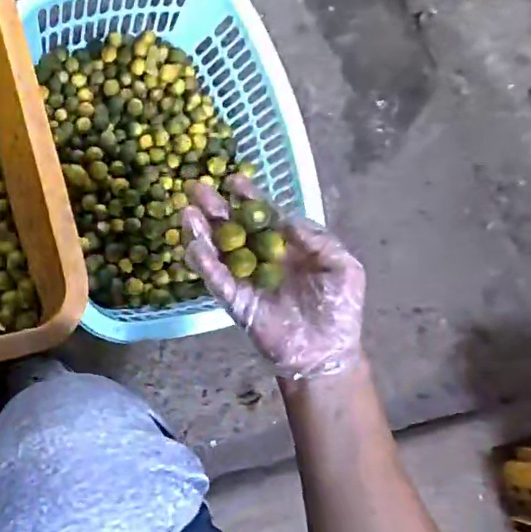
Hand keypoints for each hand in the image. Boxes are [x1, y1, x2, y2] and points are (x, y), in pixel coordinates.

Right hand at [180, 176, 364, 381]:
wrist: (326, 351)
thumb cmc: (339, 308)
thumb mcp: (342, 266)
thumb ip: (316, 240)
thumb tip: (285, 219)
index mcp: (285, 246)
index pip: (262, 216)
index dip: (247, 198)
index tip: (233, 181)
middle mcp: (260, 258)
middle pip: (231, 228)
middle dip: (214, 208)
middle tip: (195, 188)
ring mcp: (244, 279)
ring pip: (217, 251)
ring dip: (200, 232)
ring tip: (188, 213)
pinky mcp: (234, 300)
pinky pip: (215, 279)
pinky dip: (203, 264)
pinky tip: (194, 246)